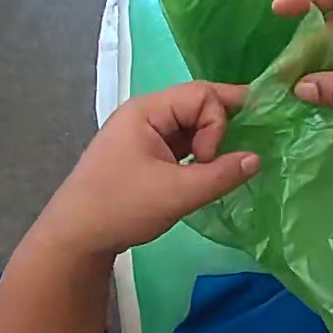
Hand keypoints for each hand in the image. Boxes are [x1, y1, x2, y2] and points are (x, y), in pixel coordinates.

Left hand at [36, 82, 259, 256]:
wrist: (75, 237)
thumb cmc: (121, 207)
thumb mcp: (176, 194)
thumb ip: (220, 175)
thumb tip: (257, 159)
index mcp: (148, 111)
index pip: (202, 95)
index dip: (217, 123)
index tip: (208, 159)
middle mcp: (147, 114)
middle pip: (198, 104)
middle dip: (222, 124)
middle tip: (246, 146)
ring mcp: (146, 134)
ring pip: (193, 125)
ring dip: (212, 142)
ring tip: (228, 164)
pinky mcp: (148, 154)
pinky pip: (184, 142)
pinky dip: (201, 153)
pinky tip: (211, 170)